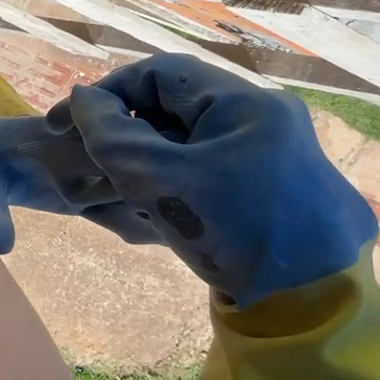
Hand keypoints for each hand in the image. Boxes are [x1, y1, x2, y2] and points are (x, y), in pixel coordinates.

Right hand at [0, 54, 378, 306]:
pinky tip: (164, 200)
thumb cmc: (228, 230)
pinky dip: (178, 168)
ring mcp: (282, 149)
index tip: (68, 123)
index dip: (103, 91)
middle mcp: (271, 115)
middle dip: (125, 124)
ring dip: (149, 149)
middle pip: (174, 101)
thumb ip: (103, 128)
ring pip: (191, 131)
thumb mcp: (148, 175)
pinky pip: (214, 156)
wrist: (311, 307)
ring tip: (123, 181)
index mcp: (246, 103)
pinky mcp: (284, 181)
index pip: (155, 72)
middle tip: (93, 153)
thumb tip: (83, 98)